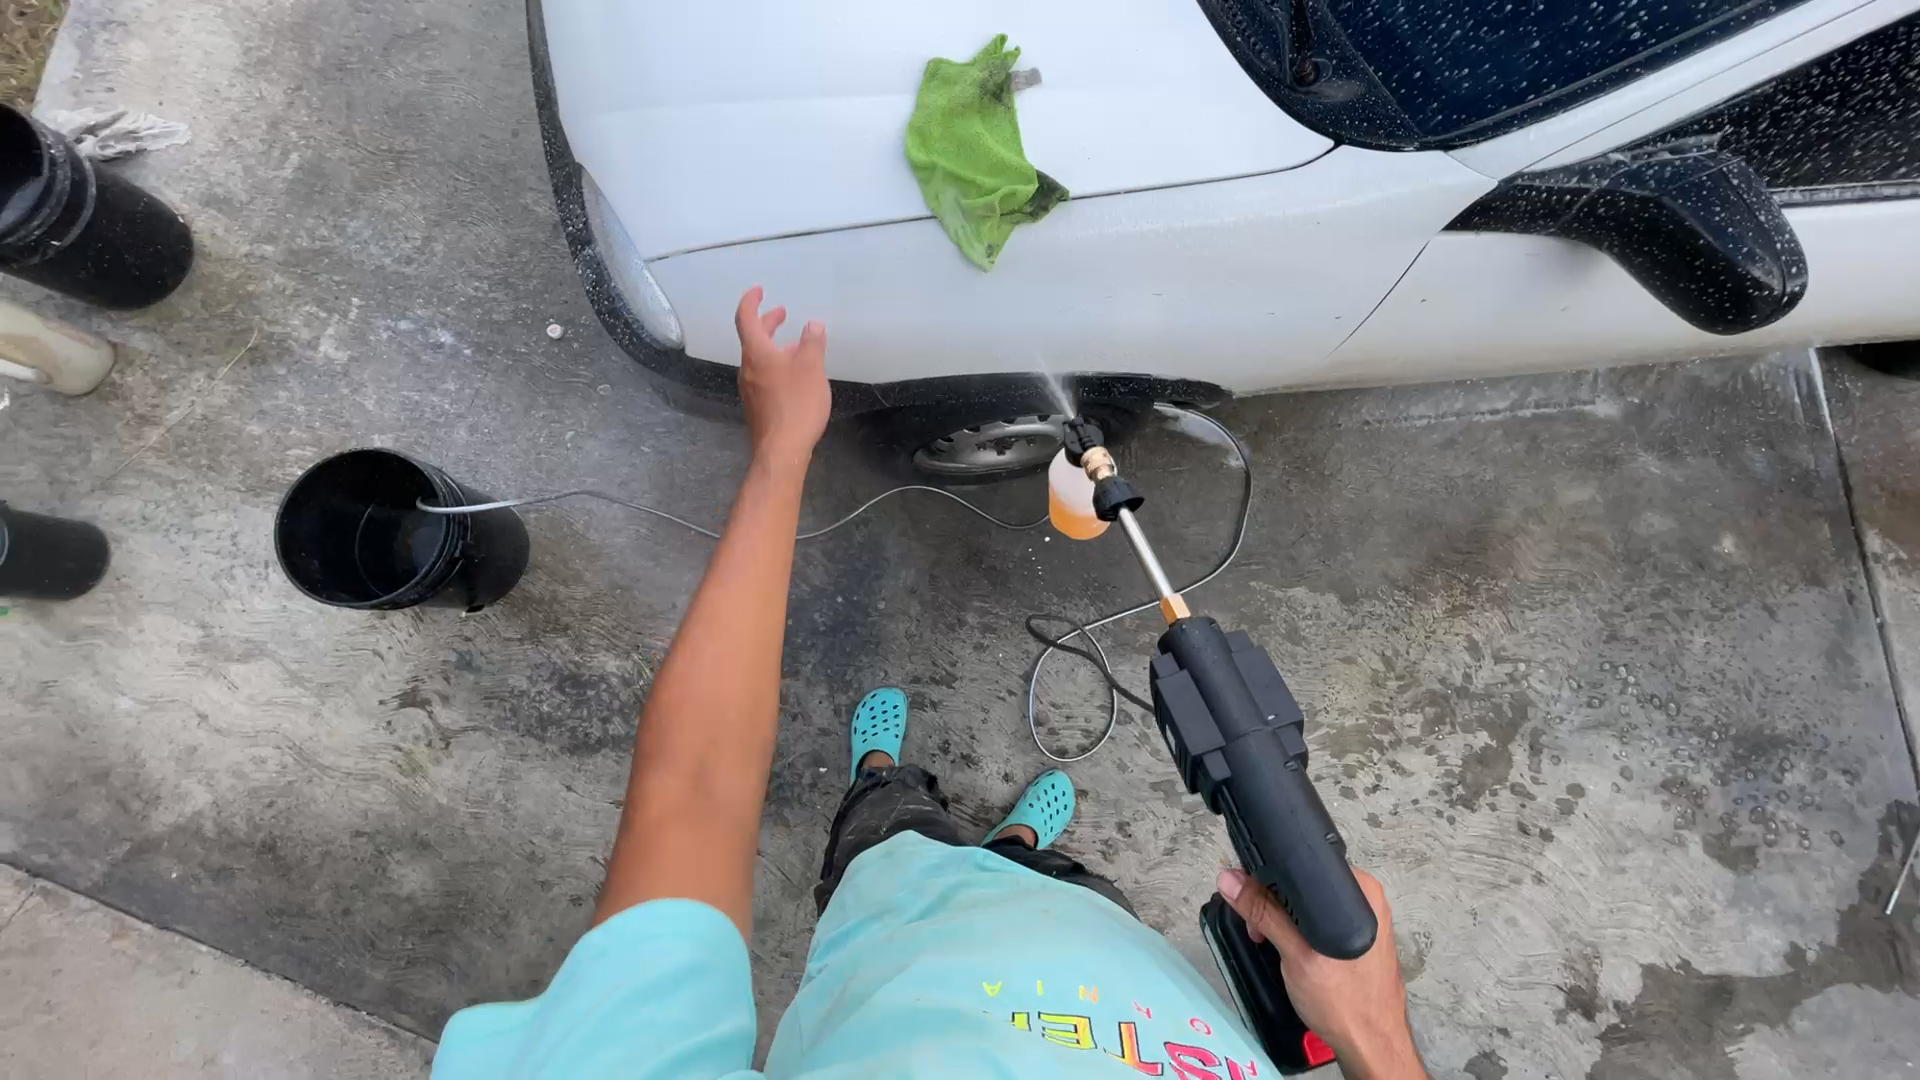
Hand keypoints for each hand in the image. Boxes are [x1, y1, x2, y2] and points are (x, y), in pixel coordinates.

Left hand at [735, 287, 829, 466]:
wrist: (782, 449)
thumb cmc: (797, 404)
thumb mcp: (811, 368)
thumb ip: (812, 343)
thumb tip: (812, 325)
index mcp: (757, 353)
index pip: (746, 318)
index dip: (751, 301)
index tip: (759, 291)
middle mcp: (747, 368)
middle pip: (753, 339)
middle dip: (767, 323)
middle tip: (782, 314)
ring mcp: (750, 389)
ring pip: (760, 359)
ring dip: (775, 347)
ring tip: (796, 347)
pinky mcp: (758, 407)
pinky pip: (764, 377)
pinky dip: (777, 366)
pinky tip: (794, 376)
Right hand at [1218, 867, 1426, 1079]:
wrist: (1373, 1051)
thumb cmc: (1345, 1003)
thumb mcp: (1295, 953)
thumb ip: (1262, 912)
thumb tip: (1228, 879)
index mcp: (1360, 890)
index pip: (1303, 861)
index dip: (1267, 872)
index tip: (1246, 890)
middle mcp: (1365, 899)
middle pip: (1302, 881)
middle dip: (1271, 899)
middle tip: (1255, 924)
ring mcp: (1362, 921)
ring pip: (1306, 902)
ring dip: (1280, 916)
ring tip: (1266, 938)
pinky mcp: (1356, 938)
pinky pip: (1317, 919)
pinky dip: (1296, 928)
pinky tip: (1285, 946)